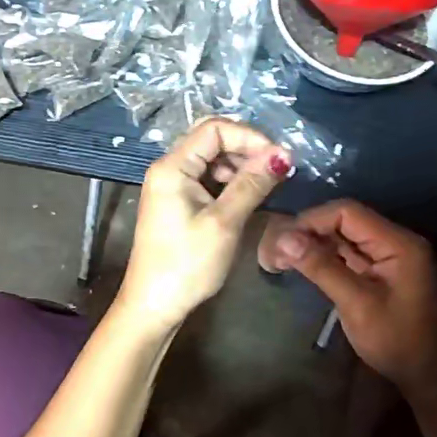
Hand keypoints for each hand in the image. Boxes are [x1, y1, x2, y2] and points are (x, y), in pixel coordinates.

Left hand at [117, 118, 292, 327]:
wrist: (154, 306)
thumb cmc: (187, 265)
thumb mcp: (224, 222)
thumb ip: (252, 184)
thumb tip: (283, 154)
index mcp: (172, 167)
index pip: (215, 129)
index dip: (250, 137)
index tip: (279, 158)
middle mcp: (168, 169)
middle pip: (212, 140)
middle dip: (246, 149)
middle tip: (276, 170)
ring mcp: (172, 186)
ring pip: (211, 159)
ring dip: (240, 166)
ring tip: (266, 185)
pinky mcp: (178, 203)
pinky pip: (207, 178)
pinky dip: (230, 182)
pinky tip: (247, 196)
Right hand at [259, 200, 436, 396]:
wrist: (432, 376)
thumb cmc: (398, 341)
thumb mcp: (357, 305)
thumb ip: (322, 268)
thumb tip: (284, 238)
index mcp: (398, 243)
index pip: (348, 213)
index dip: (312, 220)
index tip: (282, 240)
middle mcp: (396, 241)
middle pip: (347, 221)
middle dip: (310, 231)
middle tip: (276, 251)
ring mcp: (391, 257)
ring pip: (346, 237)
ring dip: (316, 244)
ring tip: (283, 258)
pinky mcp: (384, 272)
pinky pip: (352, 254)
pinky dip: (328, 258)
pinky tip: (305, 266)